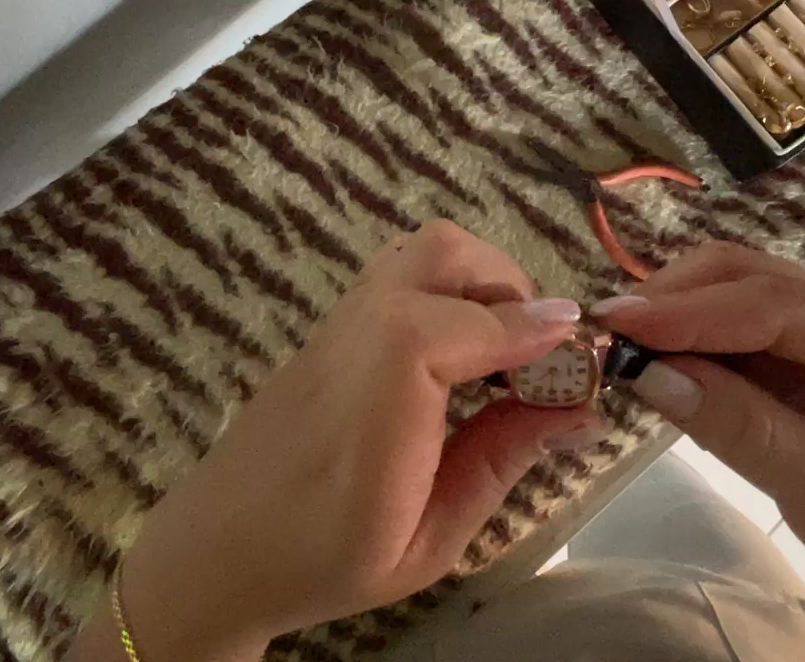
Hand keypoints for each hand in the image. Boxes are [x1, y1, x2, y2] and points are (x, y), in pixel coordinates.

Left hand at [98, 222, 598, 661]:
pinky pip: (400, 267)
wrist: (220, 545)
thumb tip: (577, 405)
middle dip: (509, 287)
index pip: (477, 322)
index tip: (584, 351)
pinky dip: (445, 281)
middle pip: (449, 253)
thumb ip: (505, 457)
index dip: (538, 330)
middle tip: (535, 350)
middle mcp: (363, 326)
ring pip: (424, 248)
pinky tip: (454, 341)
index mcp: (387, 384)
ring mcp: (342, 314)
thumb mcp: (433, 535)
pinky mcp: (334, 319)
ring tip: (500, 342)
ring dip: (478, 276)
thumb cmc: (324, 557)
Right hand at [591, 242, 804, 617]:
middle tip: (608, 330)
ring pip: (735, 290)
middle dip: (676, 298)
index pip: (776, 304)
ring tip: (621, 340)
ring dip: (676, 311)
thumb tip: (643, 373)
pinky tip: (656, 354)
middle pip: (751, 276)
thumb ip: (736, 425)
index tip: (618, 324)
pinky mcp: (803, 350)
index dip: (692, 312)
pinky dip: (689, 336)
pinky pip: (734, 327)